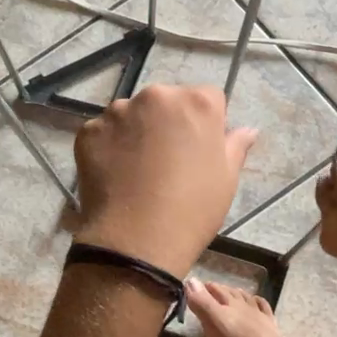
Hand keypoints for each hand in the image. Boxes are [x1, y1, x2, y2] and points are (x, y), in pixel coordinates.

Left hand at [72, 85, 256, 277]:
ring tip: (137, 171)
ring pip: (131, 115)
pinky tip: (115, 176)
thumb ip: (235, 146)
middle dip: (167, 123)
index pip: (207, 98)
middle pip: (165, 102)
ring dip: (135, 132)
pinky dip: (108, 148)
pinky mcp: (89, 131)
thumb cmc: (192, 210)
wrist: (136, 240)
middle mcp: (155, 96)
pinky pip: (103, 133)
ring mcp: (117, 112)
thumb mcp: (226, 180)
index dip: (204, 124)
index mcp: (196, 103)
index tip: (198, 150)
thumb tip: (248, 130)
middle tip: (166, 162)